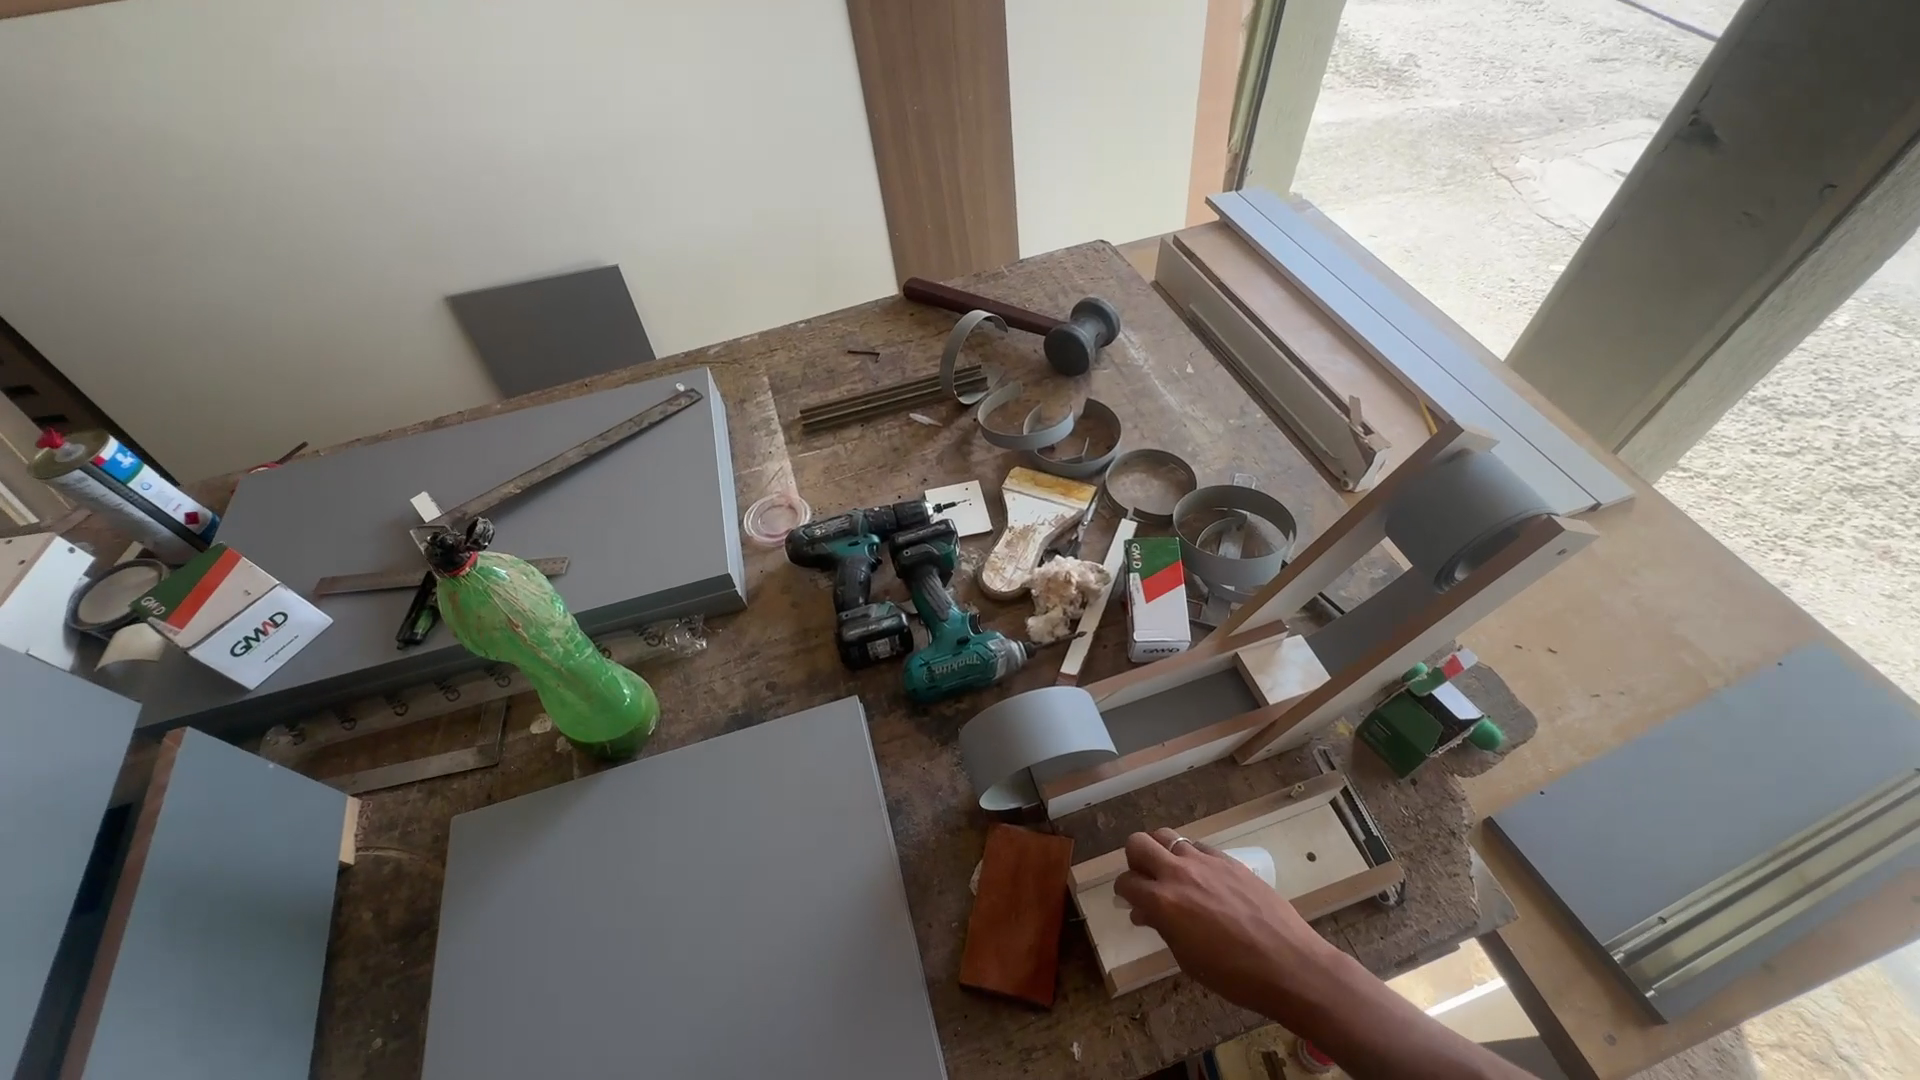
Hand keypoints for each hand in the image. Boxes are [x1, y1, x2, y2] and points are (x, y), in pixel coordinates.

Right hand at [1113, 828, 1341, 1013]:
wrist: (1289, 964)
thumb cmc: (1234, 975)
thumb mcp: (1187, 958)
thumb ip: (1162, 927)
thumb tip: (1143, 912)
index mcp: (1163, 902)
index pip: (1126, 882)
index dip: (1124, 892)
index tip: (1130, 901)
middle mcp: (1178, 873)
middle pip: (1138, 843)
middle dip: (1134, 860)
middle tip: (1146, 880)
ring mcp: (1205, 862)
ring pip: (1166, 835)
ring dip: (1161, 851)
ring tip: (1171, 873)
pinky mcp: (1228, 859)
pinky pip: (1197, 846)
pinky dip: (1190, 857)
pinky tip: (1203, 878)